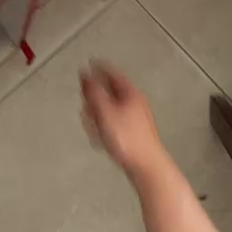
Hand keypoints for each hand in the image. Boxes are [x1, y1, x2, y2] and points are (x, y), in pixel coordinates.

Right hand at [80, 62, 169, 178]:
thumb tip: (85, 74)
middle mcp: (134, 102)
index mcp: (129, 93)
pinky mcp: (132, 131)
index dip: (97, 68)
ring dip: (97, 116)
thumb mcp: (105, 112)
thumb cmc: (126, 137)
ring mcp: (134, 117)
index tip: (85, 66)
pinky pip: (112, 123)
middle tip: (87, 108)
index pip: (111, 73)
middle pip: (108, 92)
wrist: (146, 165)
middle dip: (94, 100)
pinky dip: (104, 127)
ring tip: (93, 128)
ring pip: (108, 109)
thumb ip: (93, 92)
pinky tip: (101, 138)